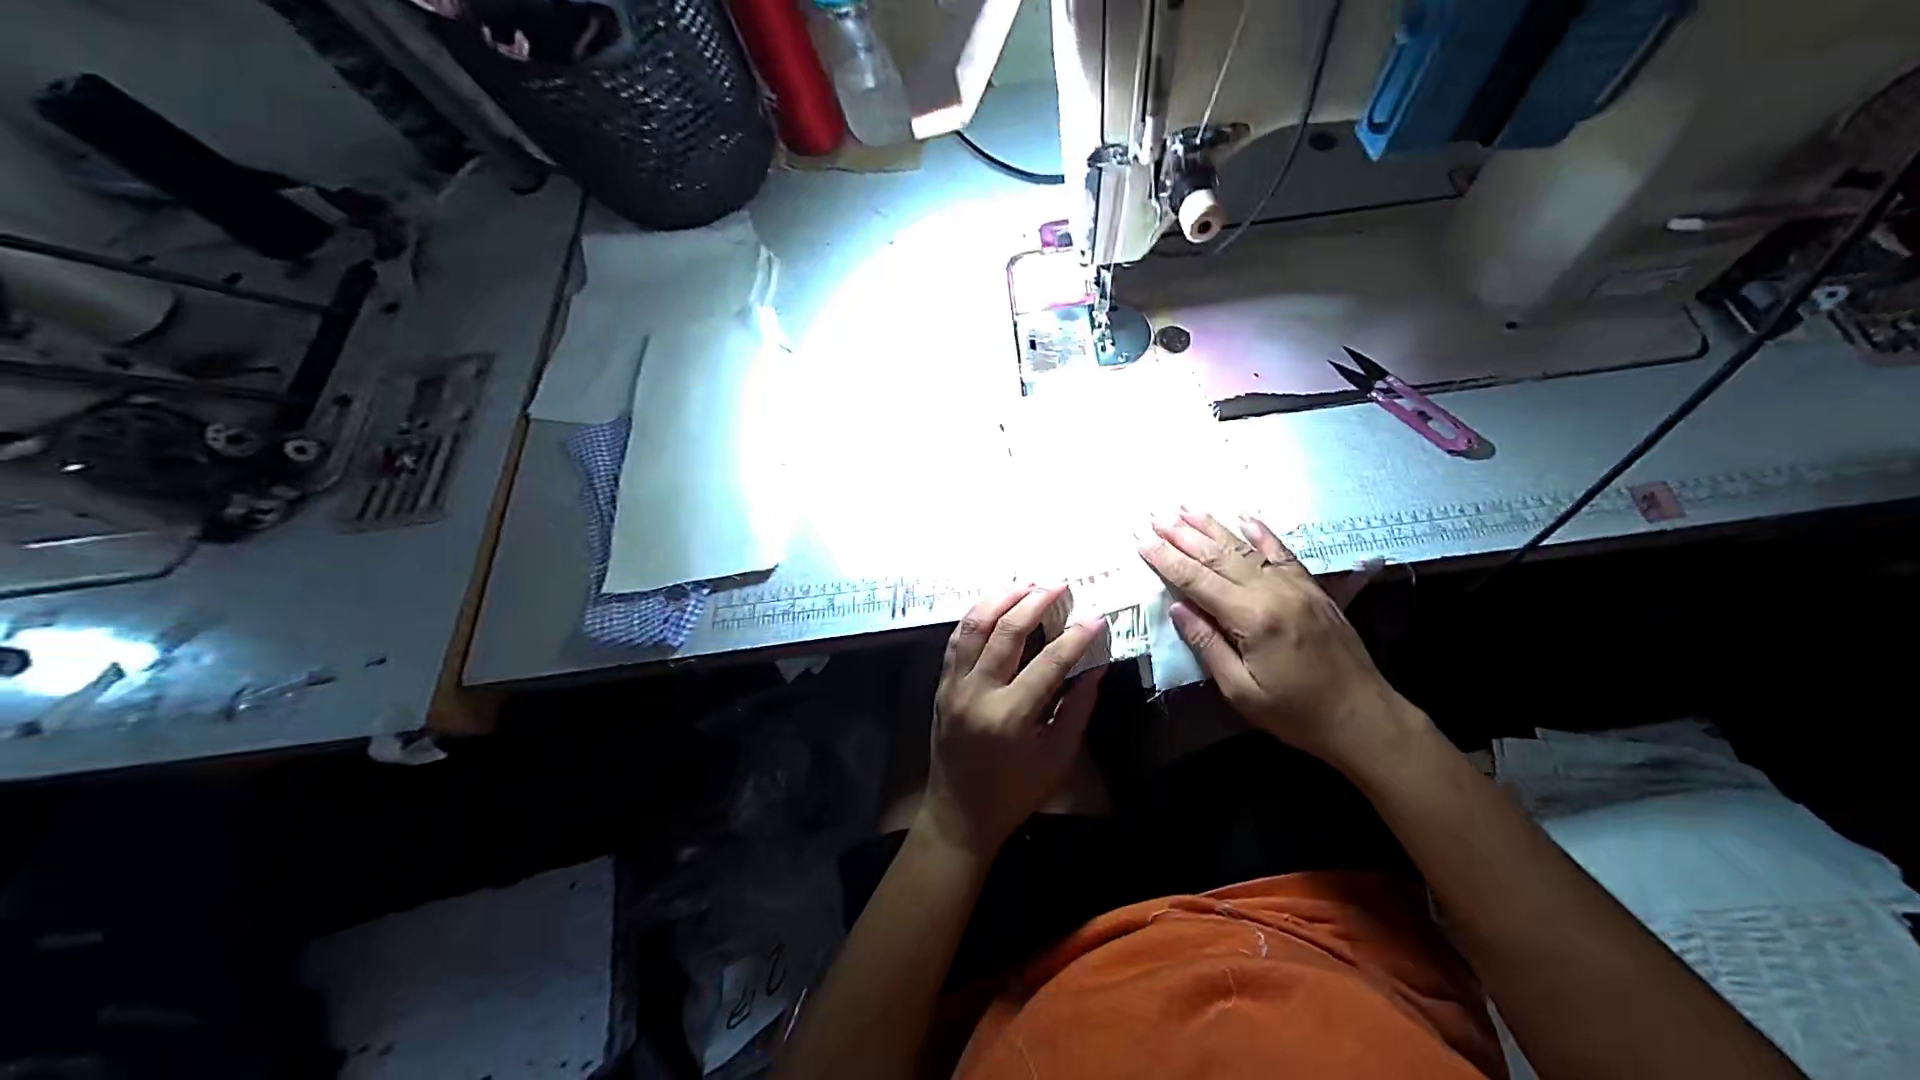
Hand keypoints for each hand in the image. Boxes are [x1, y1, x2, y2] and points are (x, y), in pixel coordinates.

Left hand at [918, 584, 1107, 856]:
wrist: (959, 814)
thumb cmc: (1014, 792)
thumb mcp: (1055, 757)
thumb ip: (1076, 709)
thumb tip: (1096, 667)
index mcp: (1011, 716)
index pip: (1049, 662)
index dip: (1076, 637)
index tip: (1096, 617)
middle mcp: (977, 693)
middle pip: (1007, 632)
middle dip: (1036, 602)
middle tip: (1060, 585)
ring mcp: (953, 686)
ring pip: (974, 626)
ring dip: (1001, 599)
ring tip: (1026, 584)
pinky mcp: (941, 685)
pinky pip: (956, 640)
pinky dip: (976, 617)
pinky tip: (994, 605)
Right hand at [1137, 511, 1417, 769]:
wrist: (1363, 717)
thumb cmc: (1295, 713)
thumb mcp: (1240, 689)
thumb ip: (1208, 644)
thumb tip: (1178, 608)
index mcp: (1252, 618)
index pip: (1198, 581)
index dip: (1167, 561)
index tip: (1143, 542)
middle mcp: (1274, 593)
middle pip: (1220, 557)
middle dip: (1184, 536)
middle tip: (1157, 518)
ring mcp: (1297, 587)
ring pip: (1248, 549)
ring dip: (1215, 528)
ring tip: (1188, 510)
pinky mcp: (1313, 590)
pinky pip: (1283, 554)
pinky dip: (1263, 534)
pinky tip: (1246, 518)